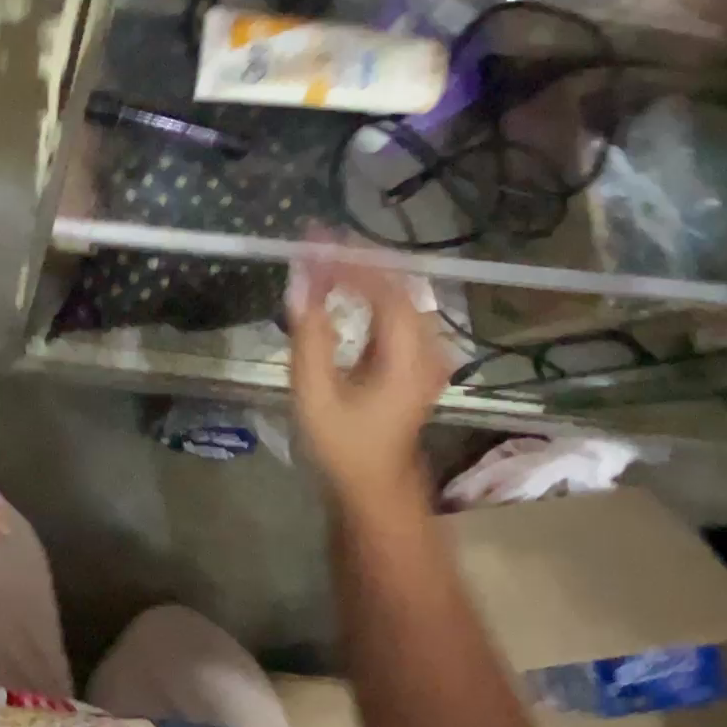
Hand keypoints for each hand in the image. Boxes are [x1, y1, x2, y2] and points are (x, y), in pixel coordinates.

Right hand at [288, 248, 450, 507]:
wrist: (373, 486)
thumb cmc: (342, 445)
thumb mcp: (316, 394)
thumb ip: (309, 336)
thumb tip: (299, 284)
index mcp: (408, 356)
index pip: (384, 288)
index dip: (349, 260)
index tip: (313, 240)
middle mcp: (426, 347)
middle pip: (399, 283)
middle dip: (356, 257)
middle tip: (315, 240)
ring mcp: (425, 353)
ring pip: (400, 293)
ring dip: (363, 270)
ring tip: (324, 254)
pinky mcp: (414, 358)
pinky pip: (395, 309)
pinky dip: (368, 290)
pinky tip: (342, 284)